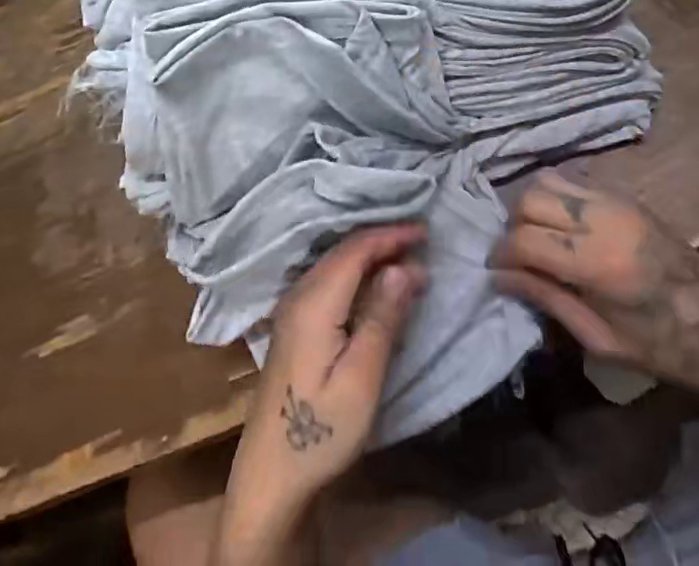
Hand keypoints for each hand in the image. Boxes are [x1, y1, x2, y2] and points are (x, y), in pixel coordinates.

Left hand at [218, 225, 426, 561]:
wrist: (272, 468)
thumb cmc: (322, 428)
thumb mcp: (361, 377)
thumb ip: (382, 317)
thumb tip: (404, 266)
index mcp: (313, 302)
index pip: (353, 251)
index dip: (389, 235)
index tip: (426, 230)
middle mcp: (297, 295)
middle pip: (341, 252)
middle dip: (381, 241)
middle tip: (422, 241)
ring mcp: (291, 309)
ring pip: (333, 264)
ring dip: (369, 256)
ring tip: (406, 256)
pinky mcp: (293, 324)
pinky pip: (327, 280)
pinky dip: (355, 272)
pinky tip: (374, 282)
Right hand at [492, 172, 698, 400]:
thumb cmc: (664, 347)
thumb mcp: (598, 338)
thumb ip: (544, 297)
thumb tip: (497, 276)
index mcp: (597, 264)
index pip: (522, 239)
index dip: (500, 255)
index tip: (497, 272)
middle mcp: (602, 221)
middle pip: (528, 201)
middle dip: (512, 227)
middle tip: (518, 254)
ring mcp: (615, 203)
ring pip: (544, 182)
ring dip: (530, 207)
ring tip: (537, 236)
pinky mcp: (624, 197)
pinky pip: (570, 180)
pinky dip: (553, 197)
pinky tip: (560, 225)